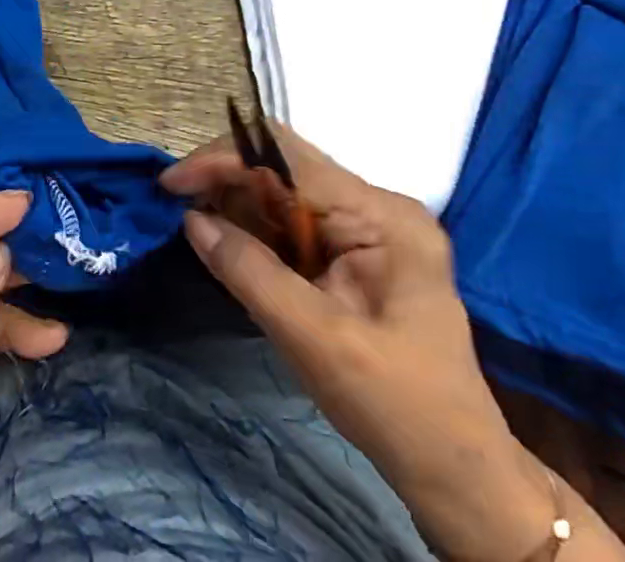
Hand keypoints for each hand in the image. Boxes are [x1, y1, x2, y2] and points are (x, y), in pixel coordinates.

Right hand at [163, 128, 624, 561]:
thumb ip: (251, 273)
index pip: (291, 160)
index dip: (226, 160)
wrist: (452, 464)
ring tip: (195, 225)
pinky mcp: (360, 253)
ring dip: (239, 204)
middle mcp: (379, 208)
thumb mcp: (315, 339)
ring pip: (289, 193)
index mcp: (383, 216)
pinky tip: (230, 243)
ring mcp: (372, 229)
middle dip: (228, 180)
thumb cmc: (394, 403)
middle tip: (177, 208)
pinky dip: (259, 230)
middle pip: (289, 168)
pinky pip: (299, 225)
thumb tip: (192, 219)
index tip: (172, 184)